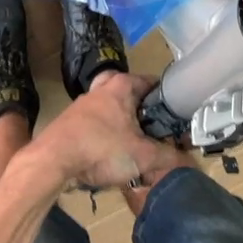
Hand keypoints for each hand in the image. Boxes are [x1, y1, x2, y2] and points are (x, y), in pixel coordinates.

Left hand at [27, 72, 187, 188]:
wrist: (52, 161)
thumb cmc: (101, 150)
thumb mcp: (143, 156)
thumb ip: (168, 156)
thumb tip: (189, 161)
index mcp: (121, 87)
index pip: (150, 81)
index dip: (166, 96)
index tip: (176, 111)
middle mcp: (101, 89)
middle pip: (126, 88)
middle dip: (139, 103)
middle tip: (151, 121)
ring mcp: (82, 105)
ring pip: (108, 106)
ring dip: (120, 119)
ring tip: (134, 140)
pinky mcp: (69, 122)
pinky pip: (94, 123)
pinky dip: (104, 133)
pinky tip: (110, 152)